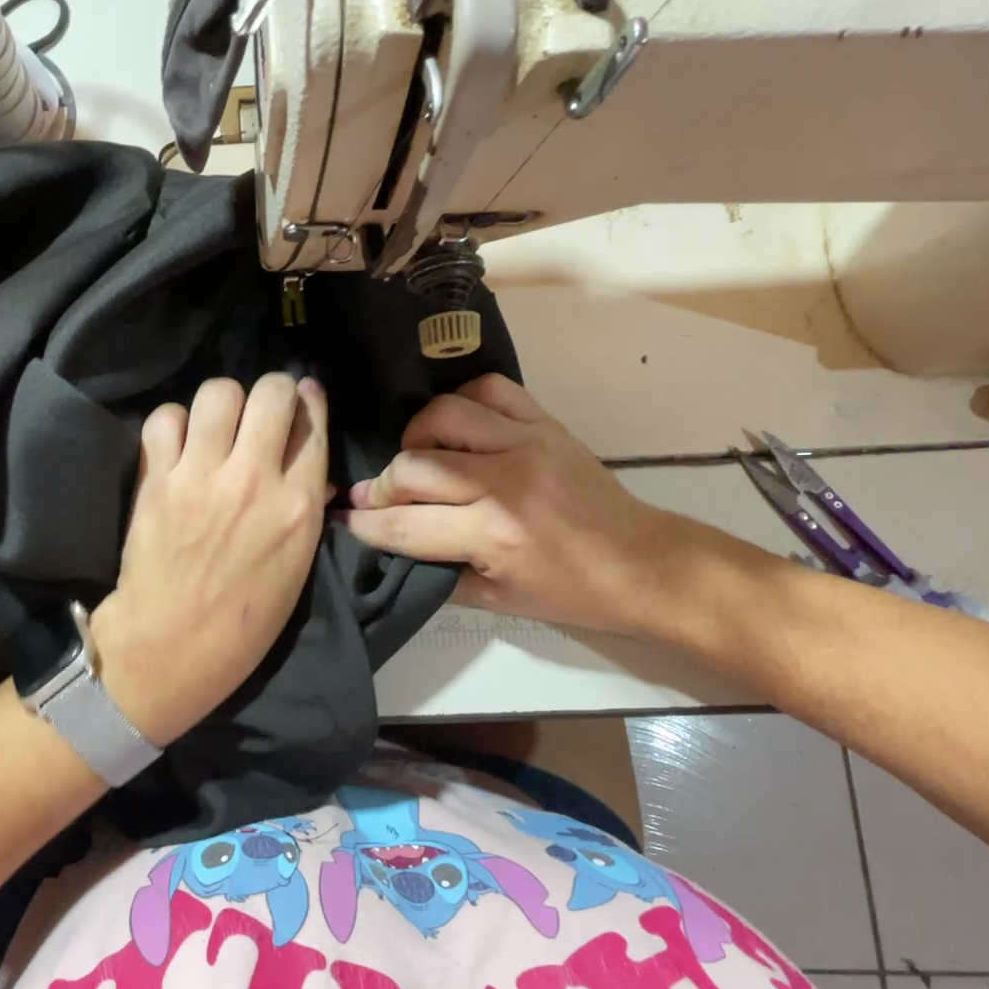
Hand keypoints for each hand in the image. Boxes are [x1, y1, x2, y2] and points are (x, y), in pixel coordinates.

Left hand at [92, 373, 330, 744]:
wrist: (170, 647)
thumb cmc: (243, 622)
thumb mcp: (295, 567)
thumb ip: (304, 509)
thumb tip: (307, 469)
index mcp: (299, 506)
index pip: (312, 424)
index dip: (308, 402)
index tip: (301, 398)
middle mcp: (254, 480)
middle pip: (270, 392)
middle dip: (271, 389)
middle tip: (260, 407)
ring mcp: (201, 477)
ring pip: (217, 393)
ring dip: (222, 402)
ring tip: (216, 423)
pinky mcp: (157, 481)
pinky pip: (164, 419)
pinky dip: (172, 423)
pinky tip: (177, 442)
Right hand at [342, 374, 687, 638]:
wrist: (641, 563)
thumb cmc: (567, 591)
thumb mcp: (493, 598)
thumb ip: (435, 570)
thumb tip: (385, 540)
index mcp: (492, 535)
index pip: (403, 524)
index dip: (364, 524)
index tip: (347, 519)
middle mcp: (504, 482)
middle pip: (413, 467)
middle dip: (385, 486)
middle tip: (384, 498)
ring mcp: (526, 443)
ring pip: (442, 416)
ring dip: (417, 438)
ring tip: (421, 458)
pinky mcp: (544, 422)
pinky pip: (488, 390)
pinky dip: (462, 403)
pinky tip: (457, 429)